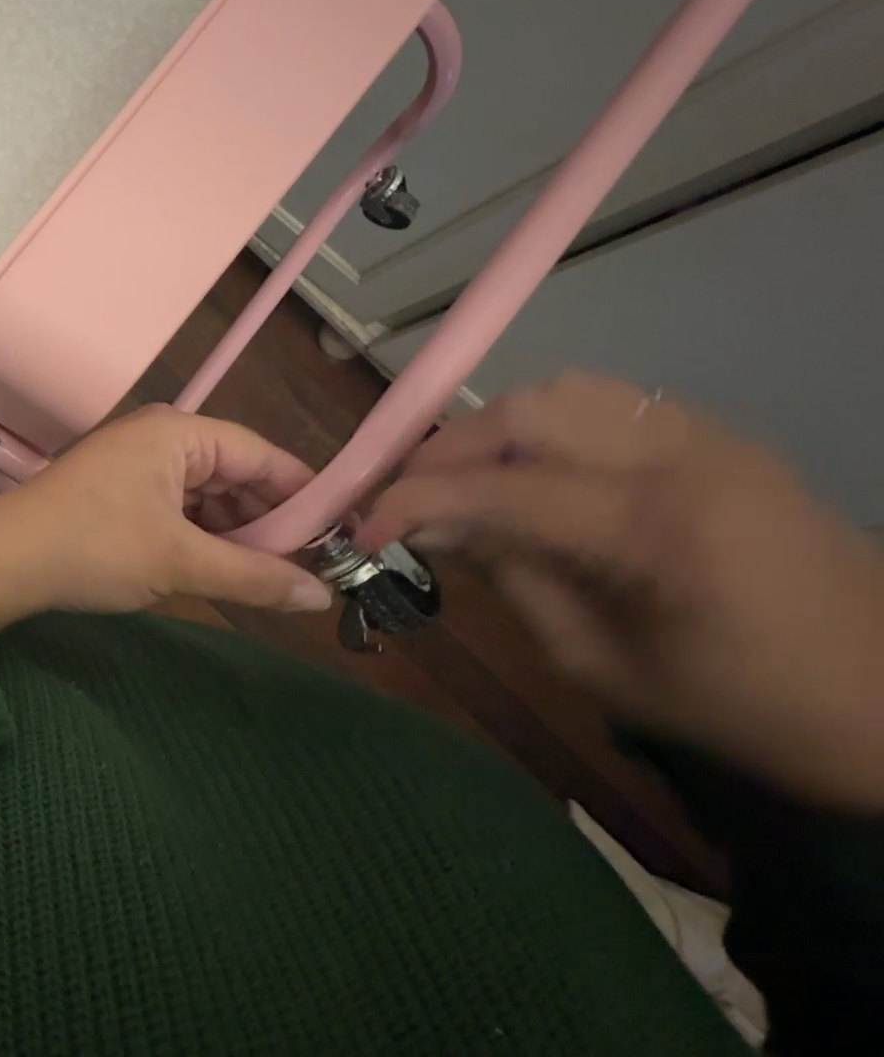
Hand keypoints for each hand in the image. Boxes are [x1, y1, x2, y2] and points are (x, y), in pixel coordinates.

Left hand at [0, 406, 333, 634]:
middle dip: (267, 521)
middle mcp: (159, 438)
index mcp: (178, 432)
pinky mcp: (116, 493)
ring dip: (232, 534)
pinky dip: (198, 537)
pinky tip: (215, 570)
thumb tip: (320, 596)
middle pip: (235, 474)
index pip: (264, 456)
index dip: (305, 497)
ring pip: (206, 496)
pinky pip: (175, 508)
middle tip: (301, 569)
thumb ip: (254, 576)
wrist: (0, 564)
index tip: (339, 539)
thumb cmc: (92, 549)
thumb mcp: (179, 562)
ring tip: (262, 576)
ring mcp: (133, 465)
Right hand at [361, 373, 883, 809]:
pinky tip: (527, 476)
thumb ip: (508, 577)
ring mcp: (708, 437)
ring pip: (563, 391)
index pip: (498, 486)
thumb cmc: (736, 705)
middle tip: (404, 497)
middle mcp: (683, 458)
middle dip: (445, 449)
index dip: (411, 499)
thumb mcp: (593, 660)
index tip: (360, 528)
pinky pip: (604, 404)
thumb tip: (430, 527)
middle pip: (528, 409)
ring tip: (460, 482)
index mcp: (656, 529)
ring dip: (493, 429)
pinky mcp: (717, 439)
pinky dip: (543, 428)